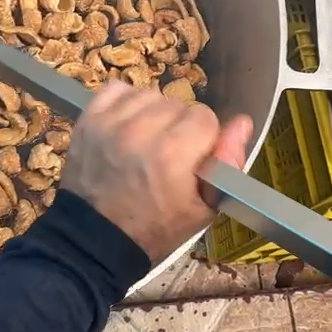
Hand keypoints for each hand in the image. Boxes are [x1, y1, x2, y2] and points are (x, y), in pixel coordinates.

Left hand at [60, 83, 253, 261]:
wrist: (95, 241)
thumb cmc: (155, 229)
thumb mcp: (204, 207)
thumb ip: (228, 162)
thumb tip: (242, 122)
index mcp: (173, 152)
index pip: (206, 117)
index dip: (203, 140)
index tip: (192, 161)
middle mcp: (141, 130)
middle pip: (178, 104)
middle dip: (179, 128)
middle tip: (168, 157)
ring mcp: (111, 122)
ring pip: (150, 95)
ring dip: (153, 114)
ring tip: (146, 142)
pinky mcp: (89, 119)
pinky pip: (117, 90)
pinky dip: (125, 103)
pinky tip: (126, 126)